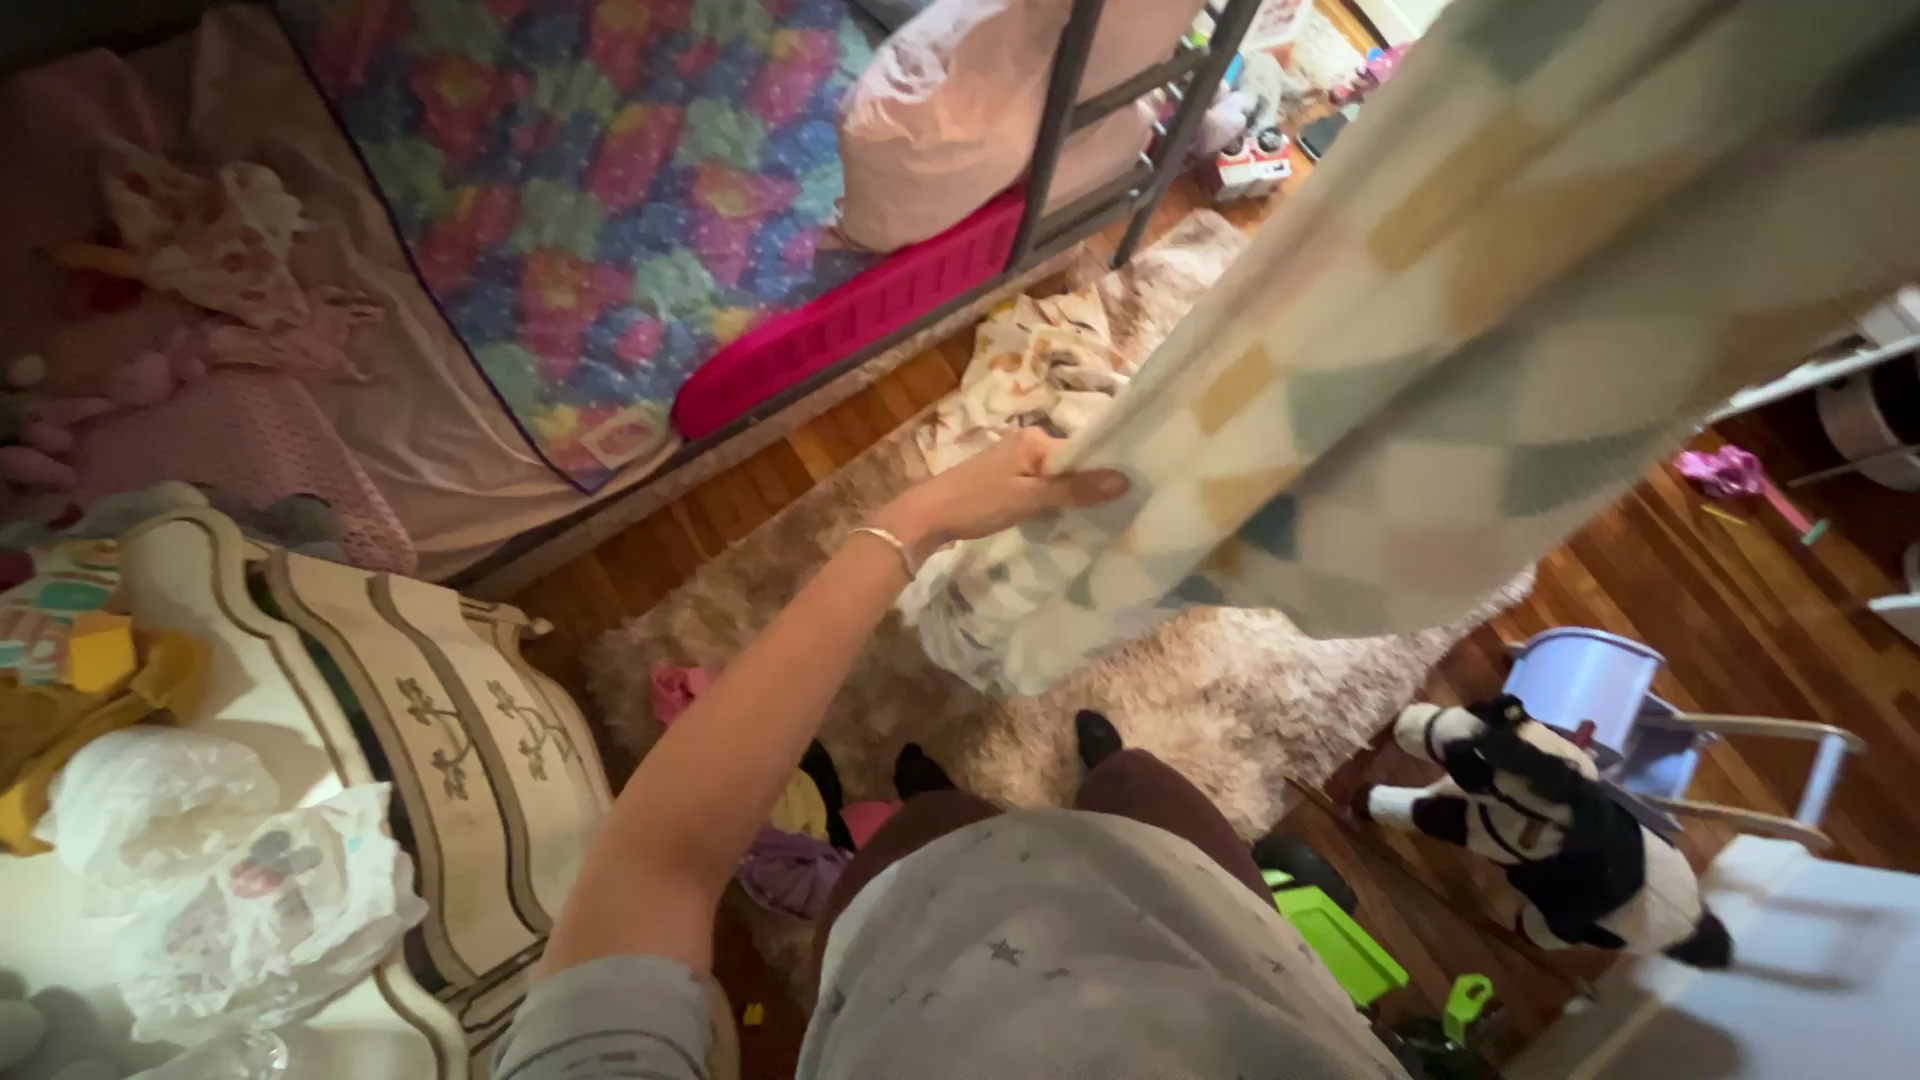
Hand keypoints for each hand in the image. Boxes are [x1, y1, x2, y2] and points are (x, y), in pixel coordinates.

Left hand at [871, 429, 1128, 564]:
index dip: (1106, 469)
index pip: (1085, 449)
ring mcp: (1015, 459)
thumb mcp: (1030, 499)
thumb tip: (1124, 479)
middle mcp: (1028, 441)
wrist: (929, 515)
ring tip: (1098, 514)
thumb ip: (1075, 489)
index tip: (1132, 491)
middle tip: (1119, 507)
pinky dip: (1052, 498)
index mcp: (1036, 438)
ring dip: (1071, 493)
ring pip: (1056, 475)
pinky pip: (1040, 484)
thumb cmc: (979, 503)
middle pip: (1072, 461)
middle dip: (1091, 482)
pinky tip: (1063, 515)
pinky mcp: (1005, 477)